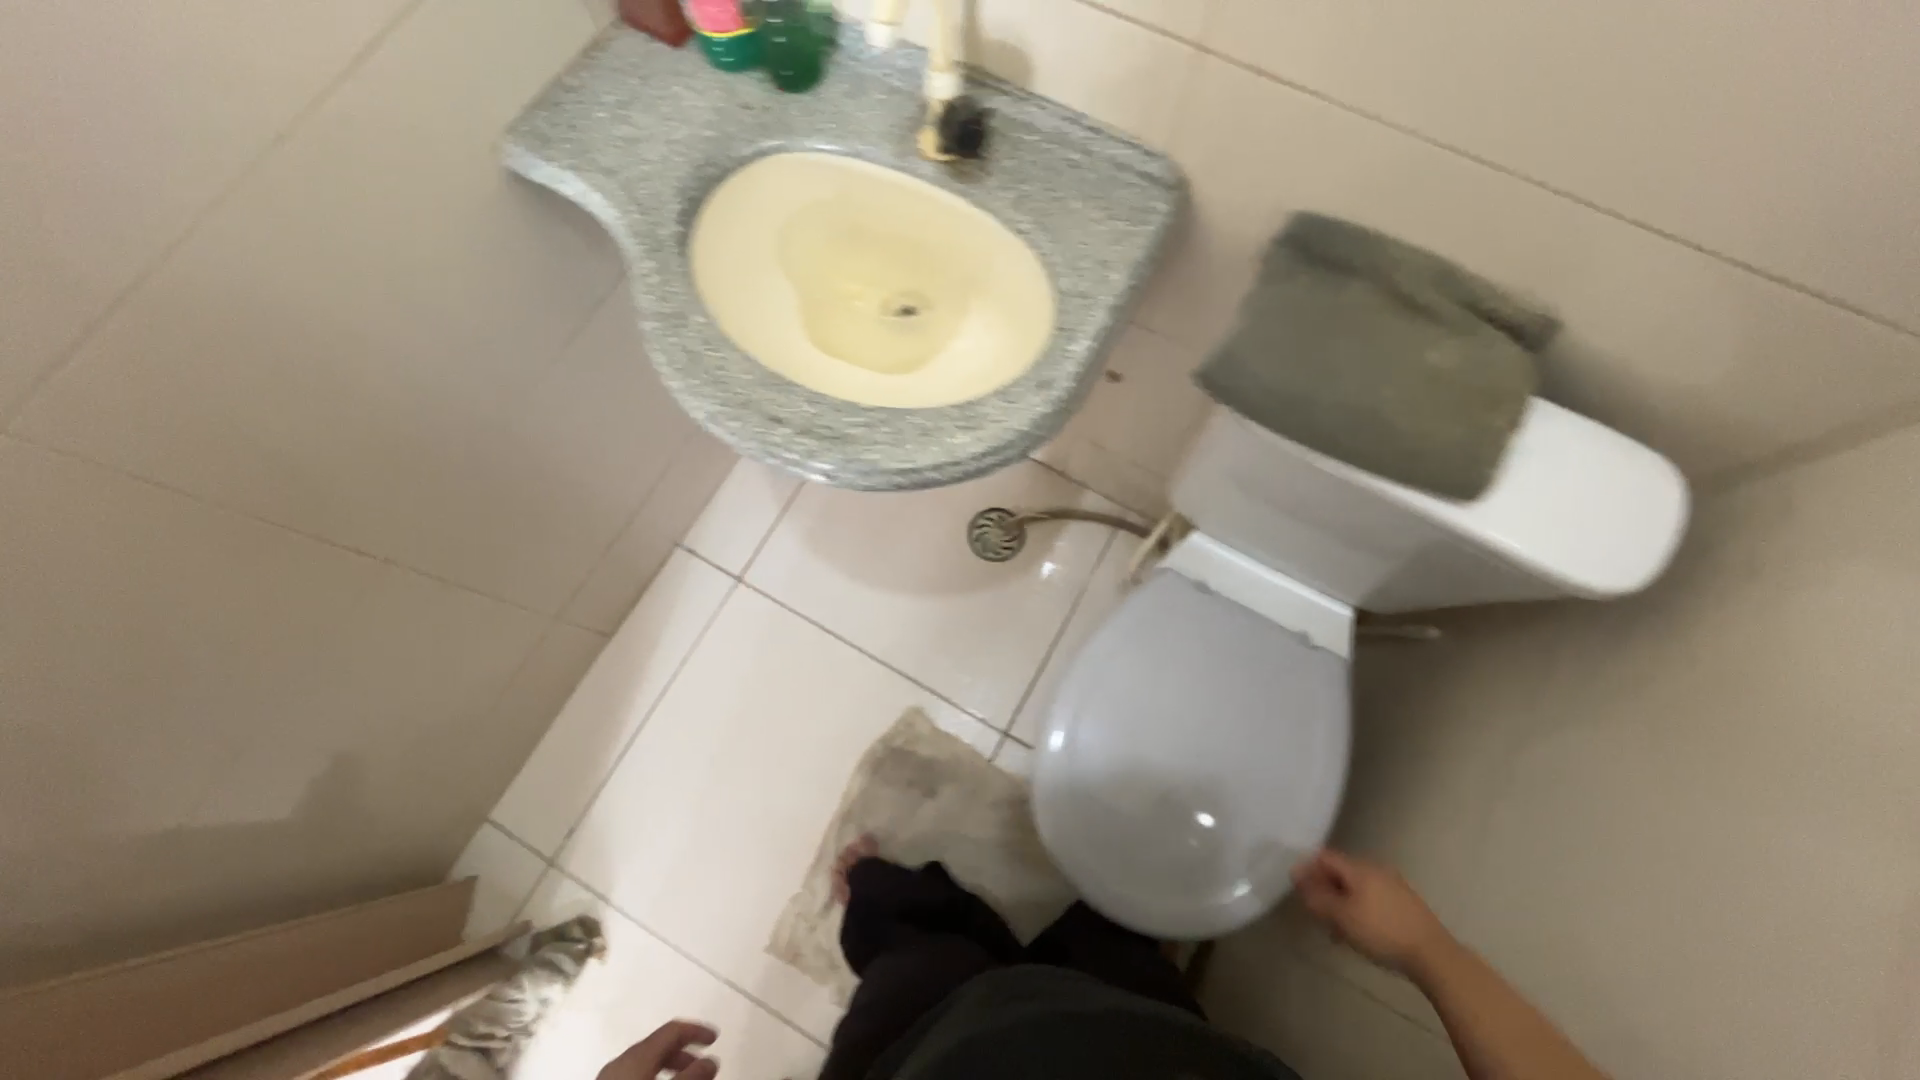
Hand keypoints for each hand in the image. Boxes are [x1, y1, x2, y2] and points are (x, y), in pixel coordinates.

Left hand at [597, 1020, 719, 1079]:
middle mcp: (621, 1060)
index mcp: (638, 1055)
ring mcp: (609, 1077)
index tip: (715, 1038)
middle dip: (685, 1054)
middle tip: (703, 1066)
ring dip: (670, 1068)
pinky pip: (634, 1076)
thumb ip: (691, 1077)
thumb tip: (712, 1060)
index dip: (696, 1030)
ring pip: (646, 1063)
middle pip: (659, 1045)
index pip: (672, 1029)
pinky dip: (654, 1077)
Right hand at [1291, 849, 1452, 975]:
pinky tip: (1360, 933)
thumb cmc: (1380, 932)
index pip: (1324, 857)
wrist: (1433, 955)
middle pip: (1341, 872)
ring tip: (1337, 930)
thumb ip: (1316, 896)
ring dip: (1342, 903)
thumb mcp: (1341, 917)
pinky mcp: (1406, 904)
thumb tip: (1296, 874)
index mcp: (1359, 868)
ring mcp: (1394, 886)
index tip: (1299, 891)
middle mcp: (1377, 870)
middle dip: (1325, 890)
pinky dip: (1360, 910)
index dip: (1307, 870)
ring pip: (1357, 888)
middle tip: (1316, 914)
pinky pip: (1373, 899)